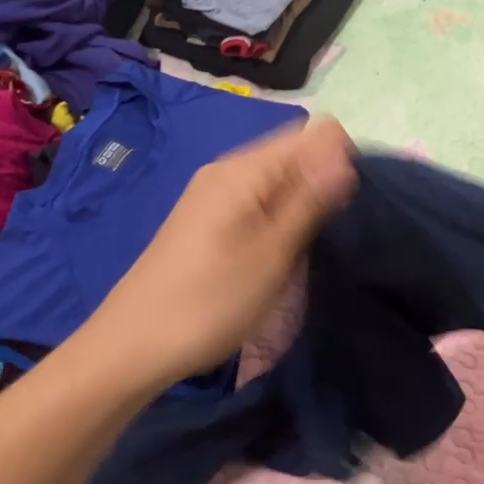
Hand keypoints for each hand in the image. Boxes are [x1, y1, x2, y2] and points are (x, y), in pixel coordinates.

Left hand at [80, 117, 357, 390]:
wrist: (129, 349)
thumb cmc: (207, 303)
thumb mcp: (270, 254)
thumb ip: (310, 200)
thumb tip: (346, 153)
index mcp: (243, 170)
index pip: (314, 134)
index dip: (343, 160)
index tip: (354, 204)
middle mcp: (228, 170)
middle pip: (296, 153)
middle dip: (326, 181)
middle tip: (336, 231)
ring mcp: (215, 194)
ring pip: (280, 178)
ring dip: (305, 201)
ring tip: (314, 244)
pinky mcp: (209, 218)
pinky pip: (261, 198)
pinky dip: (282, 214)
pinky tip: (285, 248)